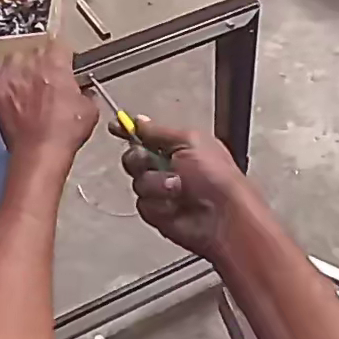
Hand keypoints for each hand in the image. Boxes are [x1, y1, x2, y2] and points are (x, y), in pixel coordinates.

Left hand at [0, 40, 97, 163]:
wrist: (40, 151)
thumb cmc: (64, 132)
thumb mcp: (90, 111)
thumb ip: (87, 94)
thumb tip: (85, 92)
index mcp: (56, 65)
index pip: (59, 45)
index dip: (64, 55)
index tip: (66, 63)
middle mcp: (31, 65)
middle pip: (36, 51)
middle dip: (43, 62)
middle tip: (48, 79)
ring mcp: (10, 76)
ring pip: (13, 58)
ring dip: (20, 66)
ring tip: (26, 81)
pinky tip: (7, 88)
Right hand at [116, 117, 251, 258]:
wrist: (222, 217)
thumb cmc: (216, 177)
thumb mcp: (188, 142)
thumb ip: (158, 132)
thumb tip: (139, 121)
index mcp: (179, 146)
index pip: (146, 135)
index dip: (130, 131)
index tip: (116, 127)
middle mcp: (169, 167)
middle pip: (134, 157)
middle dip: (141, 160)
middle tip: (159, 164)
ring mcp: (162, 191)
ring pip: (137, 182)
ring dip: (156, 185)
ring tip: (179, 189)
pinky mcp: (158, 212)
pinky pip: (143, 204)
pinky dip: (159, 204)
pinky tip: (176, 206)